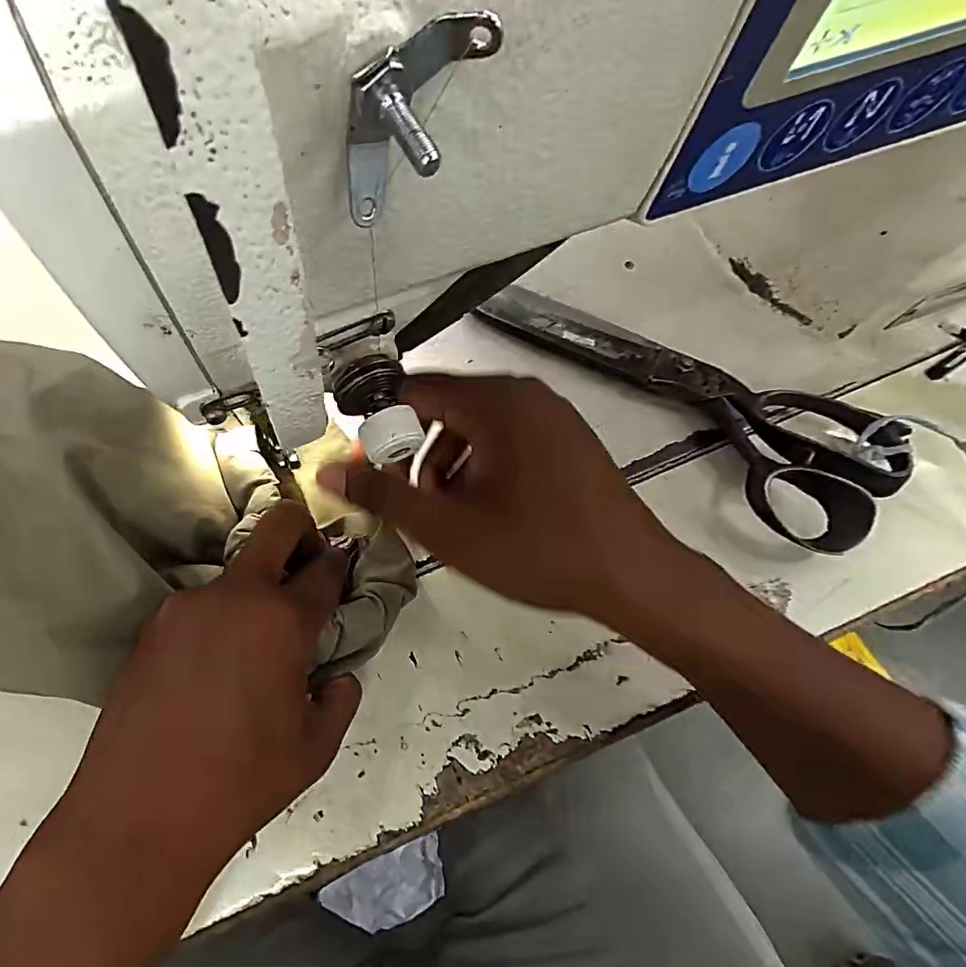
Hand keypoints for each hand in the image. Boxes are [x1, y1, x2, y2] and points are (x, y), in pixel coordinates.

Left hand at [75, 501, 362, 861]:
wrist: (141, 813)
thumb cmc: (241, 782)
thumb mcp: (315, 747)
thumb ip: (339, 700)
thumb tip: (336, 677)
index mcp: (283, 622)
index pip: (324, 569)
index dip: (340, 565)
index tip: (343, 569)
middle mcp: (234, 598)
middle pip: (276, 526)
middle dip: (301, 531)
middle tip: (308, 566)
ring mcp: (186, 608)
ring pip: (234, 576)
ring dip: (254, 594)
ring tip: (252, 652)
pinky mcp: (152, 628)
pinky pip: (199, 609)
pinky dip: (218, 622)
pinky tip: (213, 672)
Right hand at [318, 372, 683, 623]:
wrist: (630, 574)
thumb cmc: (543, 550)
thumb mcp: (449, 529)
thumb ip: (385, 495)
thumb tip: (335, 473)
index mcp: (498, 403)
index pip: (414, 392)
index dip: (382, 430)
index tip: (372, 469)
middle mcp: (528, 397)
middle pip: (445, 407)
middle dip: (416, 452)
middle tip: (410, 499)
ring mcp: (554, 417)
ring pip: (476, 426)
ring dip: (448, 463)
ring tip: (448, 513)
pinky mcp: (568, 440)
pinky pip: (508, 438)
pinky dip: (483, 466)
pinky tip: (486, 510)